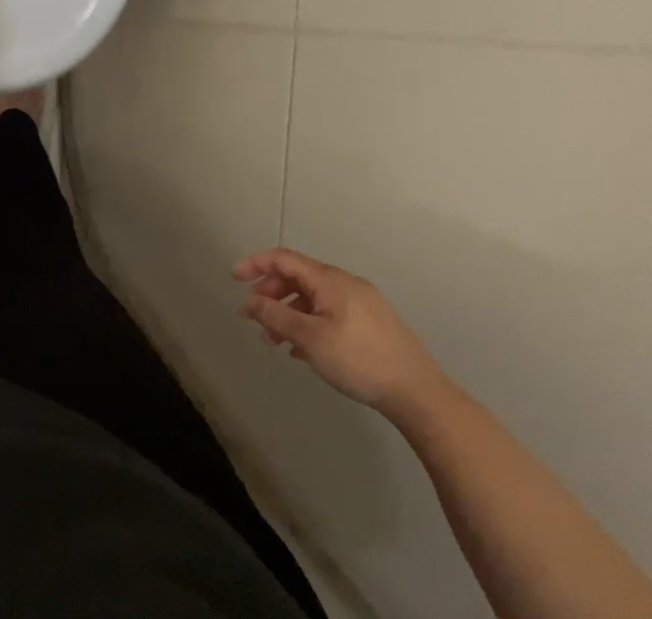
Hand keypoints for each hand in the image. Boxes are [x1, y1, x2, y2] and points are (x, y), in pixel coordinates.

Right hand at [233, 248, 449, 418]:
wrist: (417, 392)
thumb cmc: (358, 360)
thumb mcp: (309, 338)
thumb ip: (275, 315)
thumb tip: (250, 301)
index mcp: (332, 282)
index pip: (285, 259)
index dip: (256, 264)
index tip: (233, 279)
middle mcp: (347, 285)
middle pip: (297, 277)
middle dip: (269, 294)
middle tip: (252, 317)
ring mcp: (362, 304)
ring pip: (312, 299)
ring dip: (286, 313)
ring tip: (273, 341)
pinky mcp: (370, 324)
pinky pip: (328, 313)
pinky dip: (307, 323)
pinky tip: (300, 351)